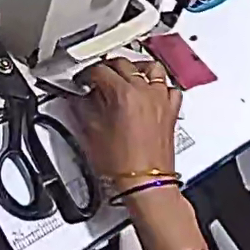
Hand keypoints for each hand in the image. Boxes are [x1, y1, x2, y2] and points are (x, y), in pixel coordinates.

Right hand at [75, 57, 182, 181]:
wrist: (146, 185)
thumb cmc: (123, 166)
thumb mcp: (92, 131)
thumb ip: (83, 106)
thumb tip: (79, 97)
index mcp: (123, 94)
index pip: (100, 70)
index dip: (86, 74)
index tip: (83, 80)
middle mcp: (145, 92)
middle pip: (124, 63)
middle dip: (107, 68)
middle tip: (97, 77)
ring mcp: (161, 100)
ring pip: (151, 68)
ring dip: (135, 68)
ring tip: (125, 75)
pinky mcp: (171, 111)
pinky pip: (169, 88)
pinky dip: (159, 85)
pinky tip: (149, 90)